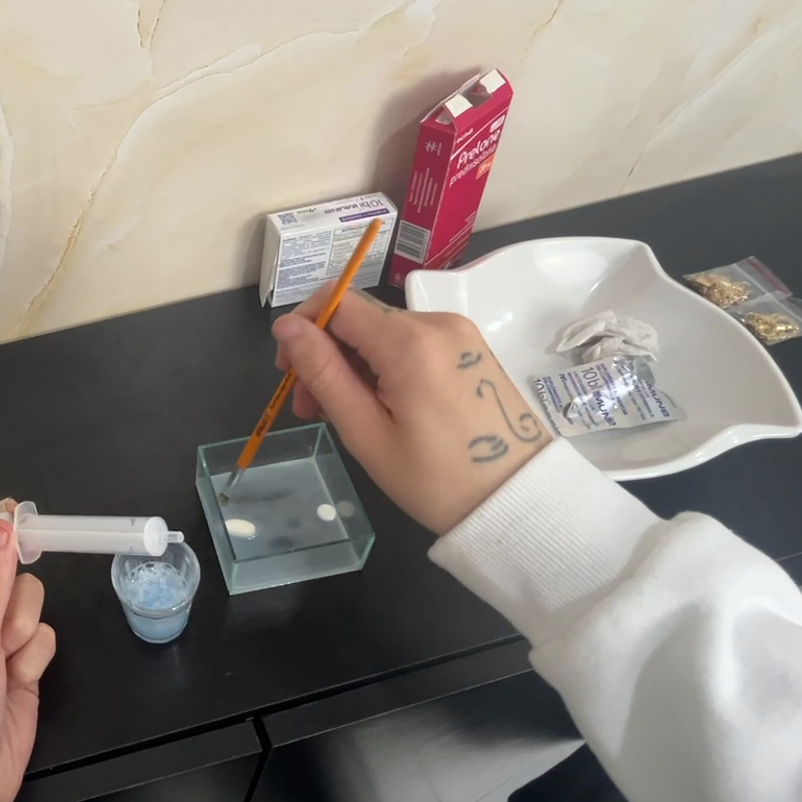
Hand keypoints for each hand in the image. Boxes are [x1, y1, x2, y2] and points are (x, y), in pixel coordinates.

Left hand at [0, 499, 57, 801]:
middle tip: (13, 591)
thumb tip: (3, 525)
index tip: (13, 510)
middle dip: (10, 589)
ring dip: (21, 628)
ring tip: (6, 661)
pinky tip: (19, 681)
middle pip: (1, 569)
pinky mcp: (22, 660)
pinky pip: (42, 632)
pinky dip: (34, 655)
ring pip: (27, 599)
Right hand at [273, 288, 550, 534]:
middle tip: (310, 408)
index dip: (301, 327)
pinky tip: (377, 405)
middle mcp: (435, 322)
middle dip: (324, 356)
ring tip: (341, 414)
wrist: (516, 500)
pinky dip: (380, 367)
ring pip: (379, 333)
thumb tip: (284, 325)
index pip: (335, 301)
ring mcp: (456, 333)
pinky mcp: (467, 348)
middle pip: (356, 319)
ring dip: (350, 365)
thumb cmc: (433, 477)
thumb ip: (322, 371)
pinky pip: (407, 344)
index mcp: (409, 341)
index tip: (288, 371)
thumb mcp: (364, 430)